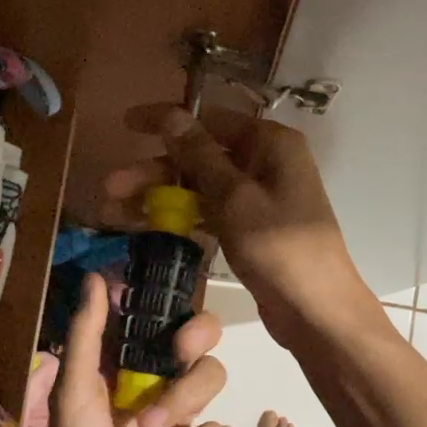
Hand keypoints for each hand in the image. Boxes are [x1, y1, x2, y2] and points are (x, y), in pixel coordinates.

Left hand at [45, 273, 229, 426]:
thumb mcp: (73, 393)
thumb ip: (87, 335)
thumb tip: (96, 277)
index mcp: (125, 370)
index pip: (160, 323)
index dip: (169, 310)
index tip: (161, 308)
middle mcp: (157, 387)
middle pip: (201, 342)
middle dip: (197, 340)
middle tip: (180, 351)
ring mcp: (182, 420)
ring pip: (213, 379)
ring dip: (182, 400)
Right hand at [109, 104, 373, 346]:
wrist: (315, 311)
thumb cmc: (278, 248)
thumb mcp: (234, 197)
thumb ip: (200, 155)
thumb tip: (172, 115)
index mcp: (270, 144)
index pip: (210, 119)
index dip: (166, 121)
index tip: (127, 125)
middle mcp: (266, 164)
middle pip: (200, 156)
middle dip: (154, 170)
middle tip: (111, 187)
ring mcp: (259, 199)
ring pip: (201, 188)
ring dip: (161, 197)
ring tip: (116, 212)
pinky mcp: (251, 230)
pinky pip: (210, 214)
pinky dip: (181, 218)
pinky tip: (148, 228)